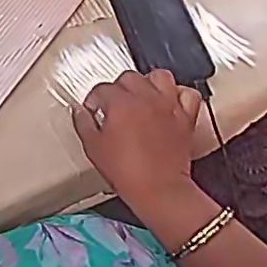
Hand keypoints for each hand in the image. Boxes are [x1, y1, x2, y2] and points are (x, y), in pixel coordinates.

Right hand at [73, 70, 204, 208]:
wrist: (158, 189)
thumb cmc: (128, 171)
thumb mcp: (93, 147)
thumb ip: (83, 124)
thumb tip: (79, 112)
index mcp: (121, 103)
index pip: (102, 89)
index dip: (93, 100)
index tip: (92, 110)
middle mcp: (147, 99)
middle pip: (129, 77)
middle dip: (117, 88)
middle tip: (111, 104)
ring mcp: (168, 106)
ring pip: (159, 77)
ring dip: (147, 83)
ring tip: (139, 96)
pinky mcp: (185, 118)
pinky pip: (187, 94)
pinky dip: (178, 94)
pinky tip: (168, 102)